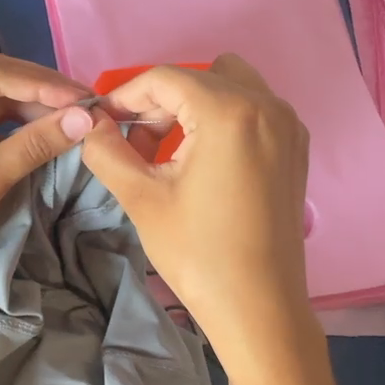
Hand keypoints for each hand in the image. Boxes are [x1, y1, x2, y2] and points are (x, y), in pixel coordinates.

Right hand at [80, 54, 311, 348]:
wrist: (258, 307)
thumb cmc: (197, 252)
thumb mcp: (140, 197)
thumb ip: (106, 149)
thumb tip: (89, 122)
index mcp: (229, 111)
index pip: (164, 78)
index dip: (125, 95)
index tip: (101, 121)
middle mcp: (267, 106)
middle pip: (197, 77)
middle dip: (159, 101)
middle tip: (134, 141)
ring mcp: (287, 126)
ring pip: (227, 87)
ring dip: (191, 107)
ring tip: (166, 152)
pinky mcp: (295, 148)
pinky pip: (250, 110)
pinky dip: (219, 120)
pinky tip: (199, 162)